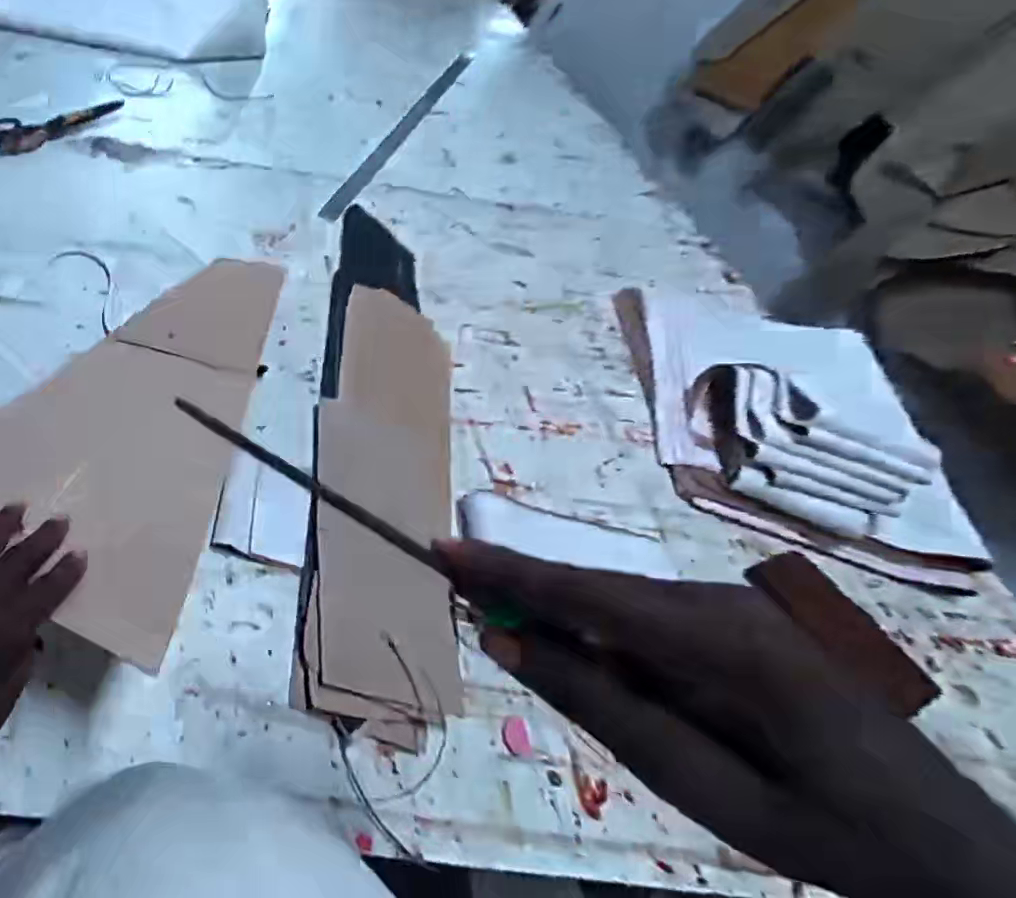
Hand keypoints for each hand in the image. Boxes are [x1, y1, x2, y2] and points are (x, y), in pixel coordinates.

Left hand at [0, 505, 85, 794]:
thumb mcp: (20, 670)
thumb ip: (29, 629)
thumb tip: (36, 600)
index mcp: (10, 629)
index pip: (46, 589)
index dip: (66, 571)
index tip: (81, 552)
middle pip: (17, 562)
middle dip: (42, 540)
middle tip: (60, 521)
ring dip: (1, 527)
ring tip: (19, 507)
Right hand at [435, 538, 1015, 897]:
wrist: (965, 856)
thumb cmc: (829, 834)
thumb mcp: (701, 787)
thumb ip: (596, 704)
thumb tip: (503, 641)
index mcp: (730, 646)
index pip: (587, 593)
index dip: (506, 570)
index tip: (441, 548)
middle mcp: (731, 604)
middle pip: (596, 589)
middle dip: (523, 592)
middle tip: (462, 599)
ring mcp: (742, 604)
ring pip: (617, 598)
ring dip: (564, 617)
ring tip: (524, 640)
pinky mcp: (742, 615)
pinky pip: (645, 612)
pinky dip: (602, 629)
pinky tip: (603, 664)